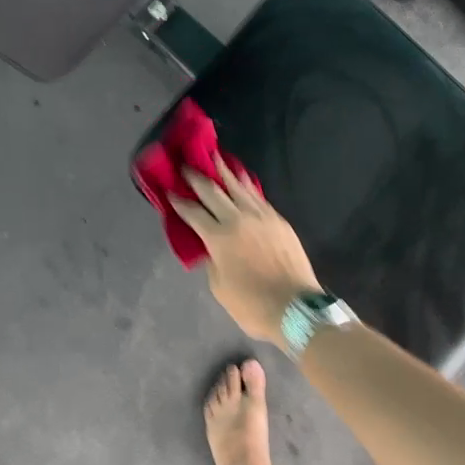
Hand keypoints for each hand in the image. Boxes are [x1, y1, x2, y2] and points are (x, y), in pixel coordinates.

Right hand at [171, 159, 320, 346]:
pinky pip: (256, 195)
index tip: (169, 190)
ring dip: (223, 171)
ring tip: (214, 156)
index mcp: (219, 238)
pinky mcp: (277, 218)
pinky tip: (240, 175)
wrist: (295, 308)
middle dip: (196, 178)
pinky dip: (245, 183)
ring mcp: (260, 216)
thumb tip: (209, 246)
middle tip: (186, 166)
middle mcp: (237, 219)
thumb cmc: (252, 305)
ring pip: (237, 186)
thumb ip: (211, 261)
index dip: (179, 201)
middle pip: (212, 192)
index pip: (193, 212)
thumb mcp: (219, 287)